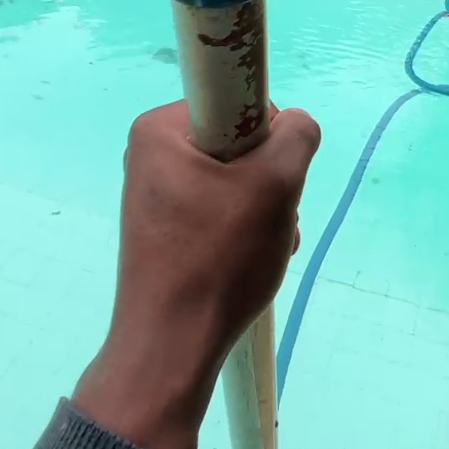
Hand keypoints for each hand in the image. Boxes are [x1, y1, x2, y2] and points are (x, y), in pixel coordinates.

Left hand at [74, 101, 320, 448]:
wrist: (173, 347)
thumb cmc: (220, 256)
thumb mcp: (278, 183)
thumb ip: (298, 134)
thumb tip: (292, 125)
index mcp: (161, 128)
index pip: (238, 101)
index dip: (269, 134)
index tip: (273, 173)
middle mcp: (150, 152)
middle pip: (239, 143)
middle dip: (269, 179)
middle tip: (274, 215)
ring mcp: (155, 192)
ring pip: (234, 179)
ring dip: (264, 208)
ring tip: (267, 244)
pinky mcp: (164, 226)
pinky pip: (218, 207)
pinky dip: (244, 227)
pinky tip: (253, 257)